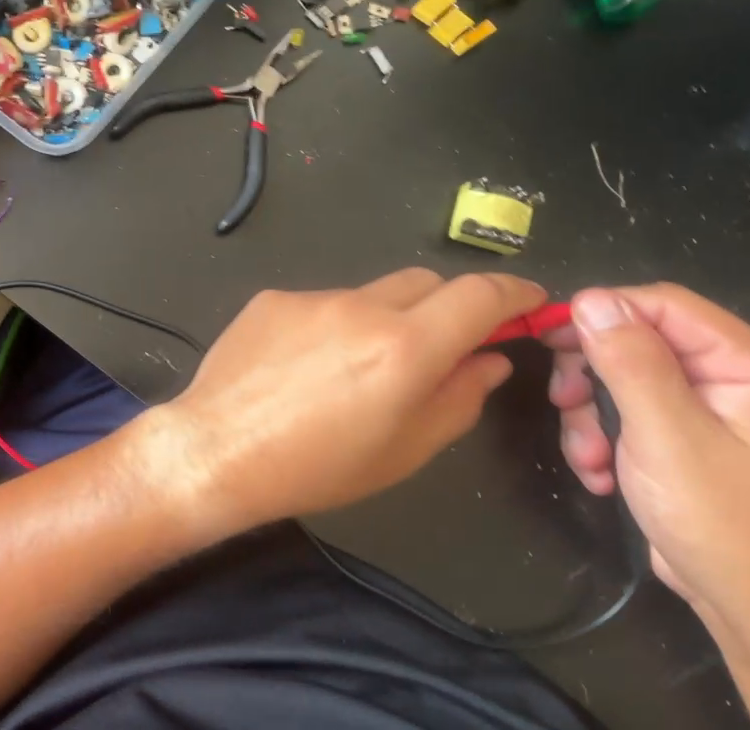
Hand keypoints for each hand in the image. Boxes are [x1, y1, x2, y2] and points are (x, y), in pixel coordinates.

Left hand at [153, 268, 544, 533]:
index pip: (480, 293)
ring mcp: (309, 298)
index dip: (516, 292)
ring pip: (370, 294)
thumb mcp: (407, 449)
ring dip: (383, 320)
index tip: (530, 302)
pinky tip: (305, 367)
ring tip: (354, 373)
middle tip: (439, 350)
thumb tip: (488, 359)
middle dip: (447, 308)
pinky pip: (321, 303)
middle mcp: (359, 307)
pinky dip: (332, 325)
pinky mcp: (270, 299)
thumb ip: (460, 397)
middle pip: (426, 283)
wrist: (218, 448)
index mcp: (404, 346)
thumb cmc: (318, 466)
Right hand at [547, 285, 749, 632]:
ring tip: (587, 457)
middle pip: (636, 341)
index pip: (665, 306)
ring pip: (620, 379)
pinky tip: (600, 472)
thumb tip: (590, 300)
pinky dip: (601, 438)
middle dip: (591, 376)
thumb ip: (630, 362)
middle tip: (564, 404)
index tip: (548, 338)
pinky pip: (625, 413)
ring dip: (589, 415)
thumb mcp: (666, 436)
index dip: (603, 312)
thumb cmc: (721, 520)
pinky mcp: (685, 439)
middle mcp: (736, 381)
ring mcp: (710, 412)